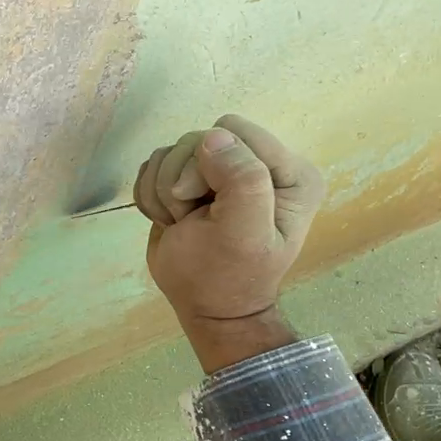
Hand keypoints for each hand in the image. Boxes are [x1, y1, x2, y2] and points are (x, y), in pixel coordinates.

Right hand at [133, 115, 325, 370]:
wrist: (203, 307)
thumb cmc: (226, 276)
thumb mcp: (243, 234)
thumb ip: (241, 180)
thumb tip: (212, 137)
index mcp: (288, 172)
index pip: (233, 132)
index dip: (207, 165)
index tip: (206, 206)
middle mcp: (258, 164)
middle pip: (197, 138)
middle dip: (183, 180)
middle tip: (191, 219)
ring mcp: (220, 170)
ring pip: (171, 151)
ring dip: (164, 191)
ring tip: (181, 222)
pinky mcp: (188, 179)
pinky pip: (155, 164)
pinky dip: (153, 194)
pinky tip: (169, 220)